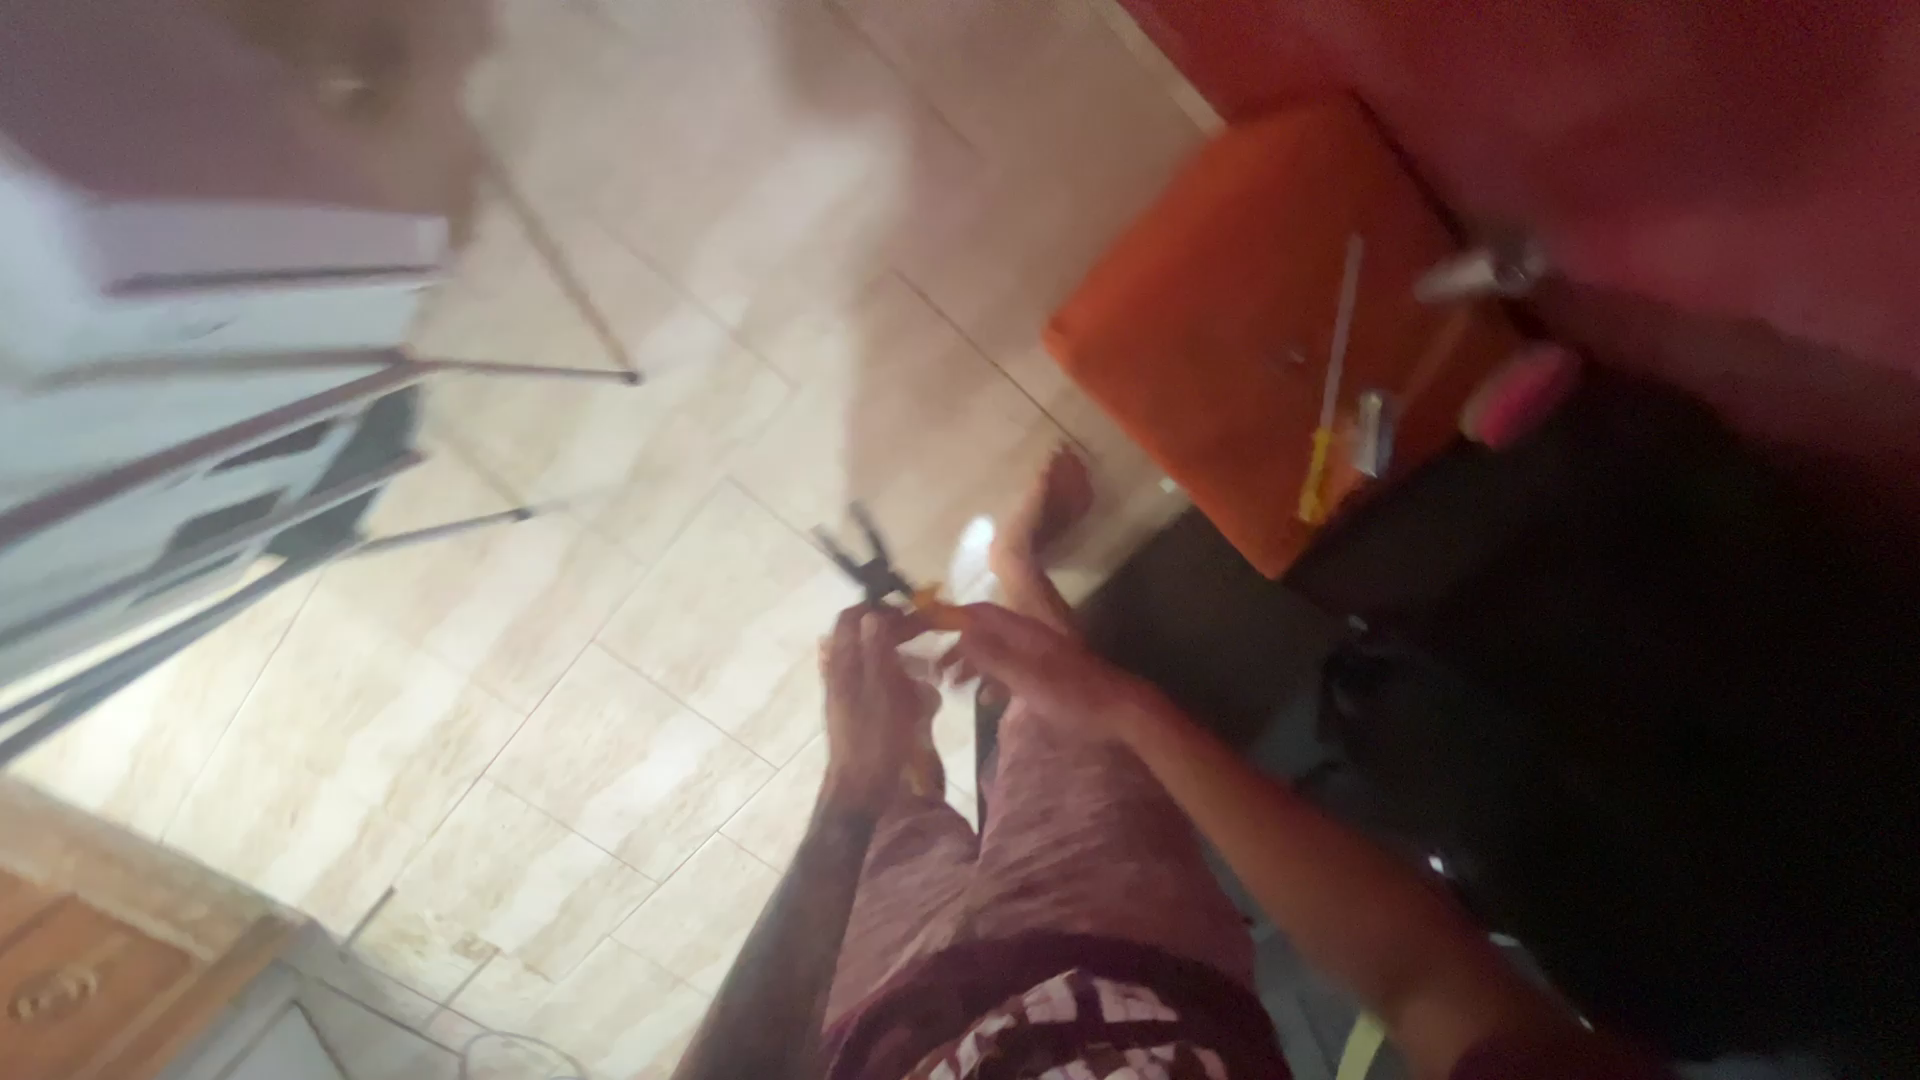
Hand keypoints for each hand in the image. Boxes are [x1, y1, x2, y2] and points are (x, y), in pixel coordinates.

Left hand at [820, 604, 937, 813]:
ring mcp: (845, 692)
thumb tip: (872, 615)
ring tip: (925, 671)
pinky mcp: (855, 710)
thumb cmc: (875, 740)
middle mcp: (839, 673)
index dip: (876, 607)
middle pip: (861, 637)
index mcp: (842, 665)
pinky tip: (918, 696)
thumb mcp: (883, 692)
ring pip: (871, 661)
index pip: (850, 619)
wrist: (860, 788)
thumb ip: (876, 652)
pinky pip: (877, 684)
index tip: (907, 610)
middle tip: (922, 637)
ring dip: (898, 660)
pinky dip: (896, 683)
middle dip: (893, 634)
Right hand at [939, 603, 1160, 739]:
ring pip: (996, 651)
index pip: (979, 614)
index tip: (922, 625)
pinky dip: (992, 679)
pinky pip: (1010, 669)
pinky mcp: (1047, 673)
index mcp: (1024, 632)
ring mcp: (1039, 655)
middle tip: (933, 669)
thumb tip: (959, 635)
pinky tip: (984, 699)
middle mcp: (1029, 636)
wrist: (1120, 711)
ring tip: (952, 686)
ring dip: (973, 664)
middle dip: (957, 646)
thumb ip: (994, 657)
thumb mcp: (1028, 679)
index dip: (951, 616)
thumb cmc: (1074, 695)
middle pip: (984, 631)